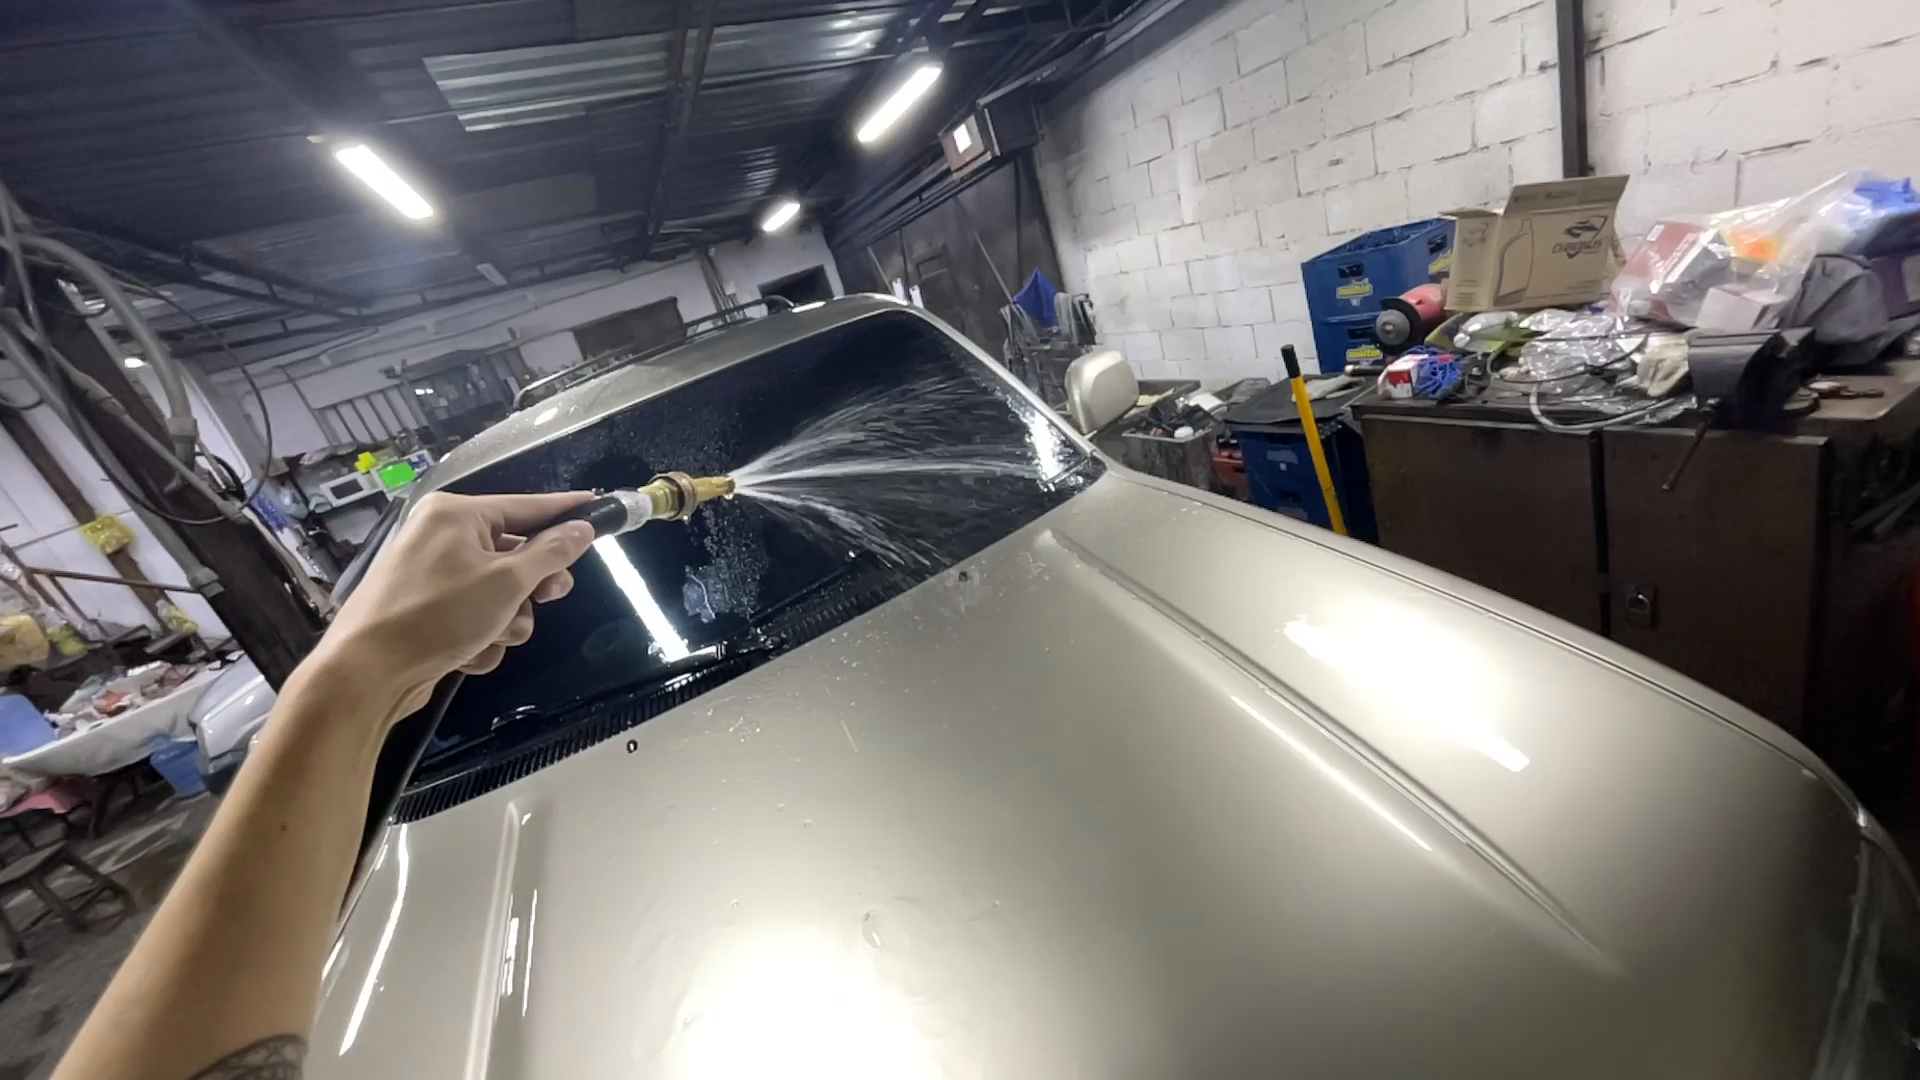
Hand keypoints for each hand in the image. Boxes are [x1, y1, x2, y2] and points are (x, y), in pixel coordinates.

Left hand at [314, 491, 597, 721]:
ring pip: (506, 590)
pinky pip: (481, 613)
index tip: (600, 506)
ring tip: (492, 635)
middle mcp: (444, 536)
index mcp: (457, 515)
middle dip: (535, 585)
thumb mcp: (509, 581)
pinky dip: (485, 634)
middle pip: (521, 552)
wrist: (365, 676)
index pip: (529, 506)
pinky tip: (469, 652)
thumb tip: (581, 529)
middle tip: (547, 597)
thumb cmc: (438, 615)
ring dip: (510, 618)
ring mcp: (436, 574)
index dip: (568, 511)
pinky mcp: (431, 608)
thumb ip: (552, 552)